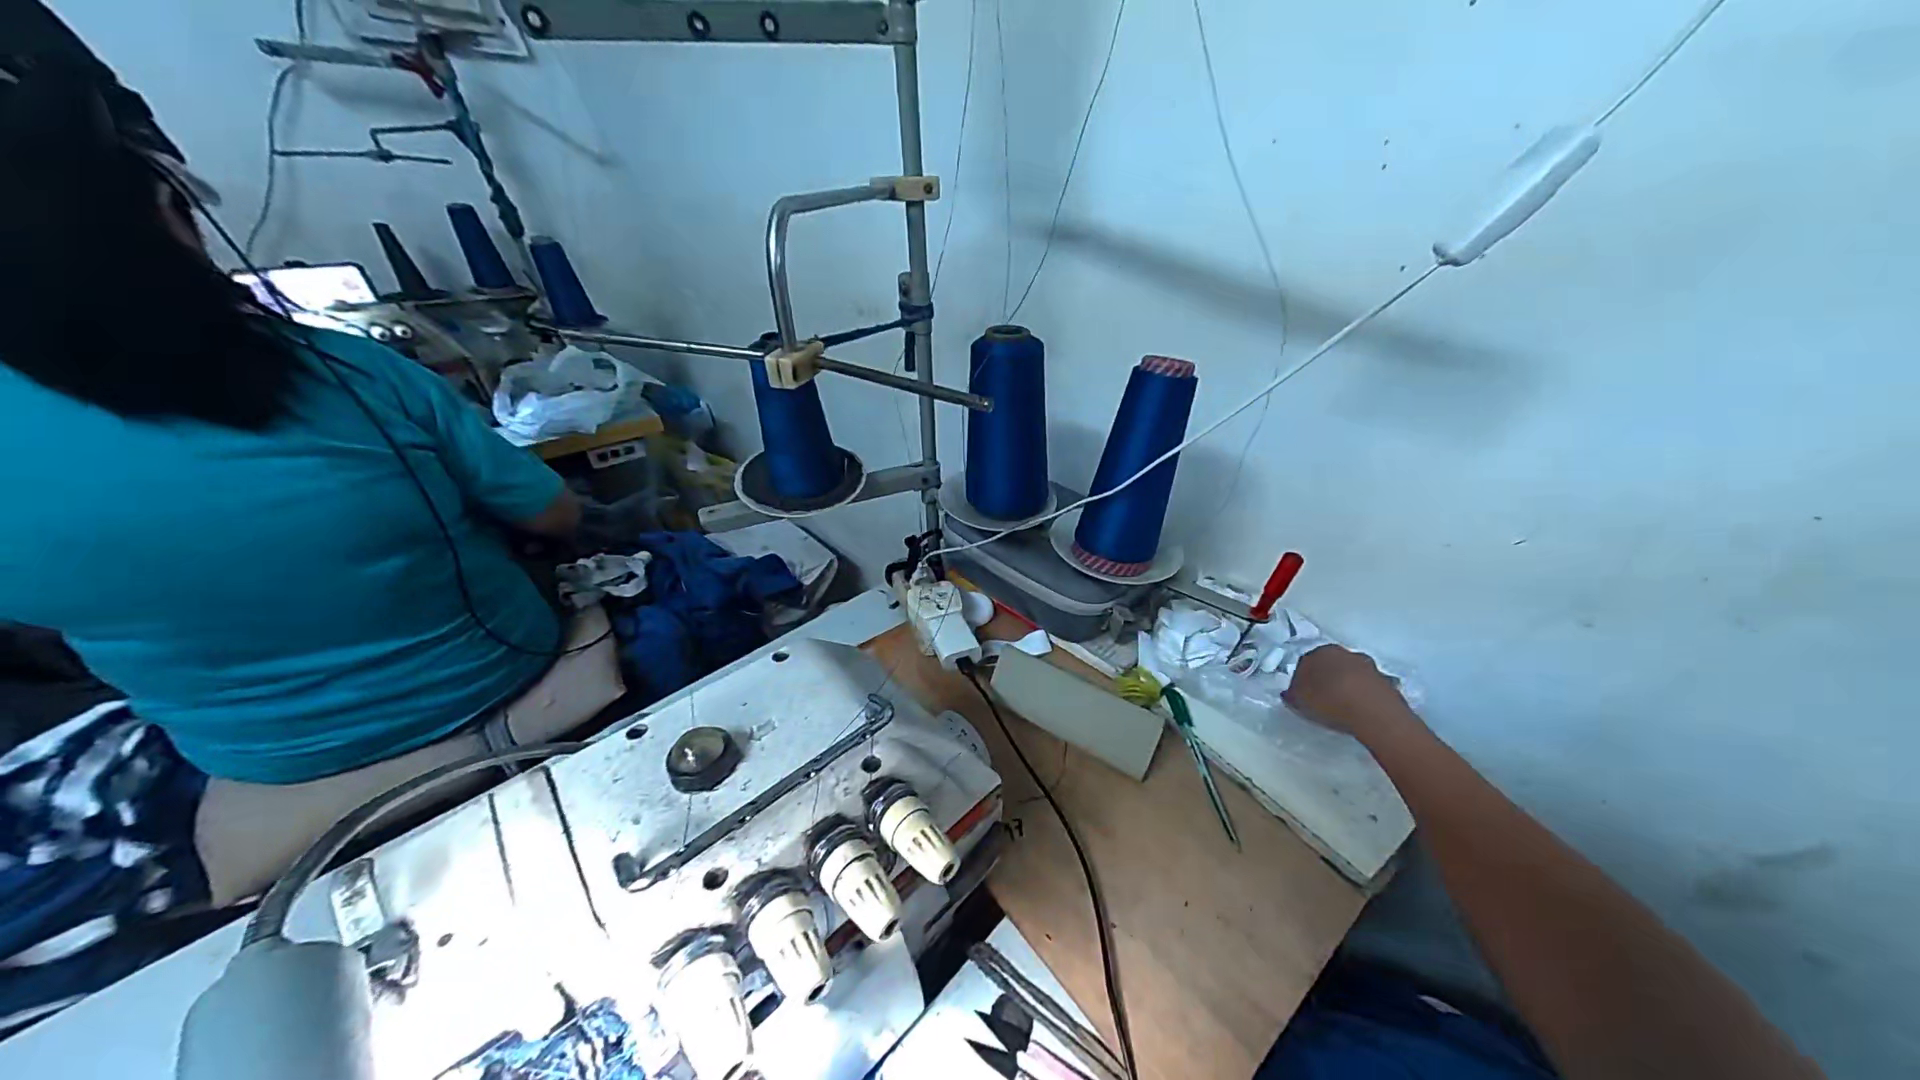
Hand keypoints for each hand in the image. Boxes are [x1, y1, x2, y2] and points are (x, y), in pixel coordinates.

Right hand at [1284, 645, 1419, 743]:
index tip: (1303, 694)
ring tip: (1344, 705)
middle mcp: (1345, 653)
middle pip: (1332, 665)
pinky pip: (1371, 687)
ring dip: (1349, 684)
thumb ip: (1293, 694)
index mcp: (1320, 651)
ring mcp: (1369, 666)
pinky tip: (1363, 710)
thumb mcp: (1298, 701)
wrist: (1372, 713)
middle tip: (1323, 698)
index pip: (1306, 662)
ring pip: (1353, 674)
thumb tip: (1291, 693)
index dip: (1303, 679)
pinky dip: (1367, 695)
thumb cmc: (1328, 701)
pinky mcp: (1388, 682)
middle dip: (1327, 678)